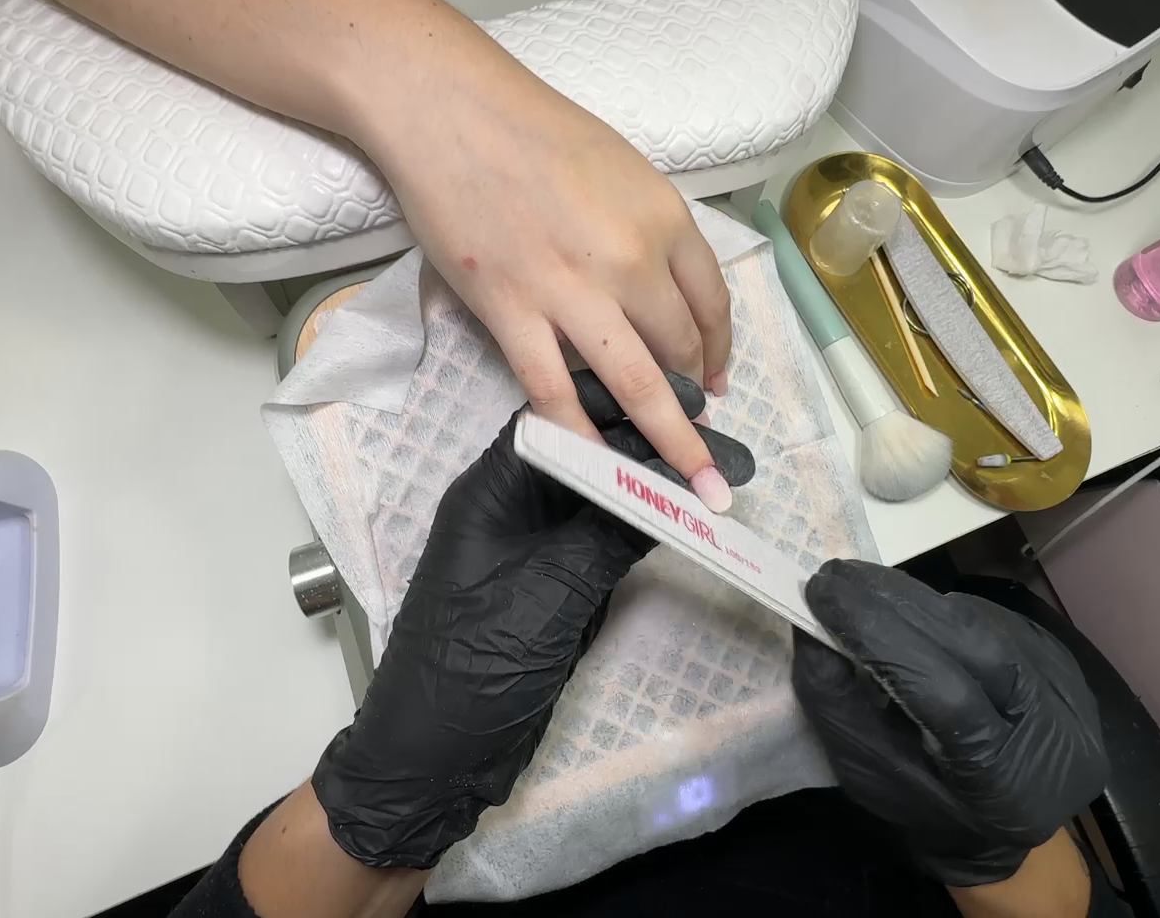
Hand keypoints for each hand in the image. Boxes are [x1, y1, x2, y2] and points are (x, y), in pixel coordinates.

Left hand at [311, 373, 753, 868]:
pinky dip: (645, 525)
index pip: (559, 420)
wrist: (438, 759)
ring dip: (656, 485)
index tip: (684, 401)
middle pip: (589, 454)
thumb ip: (608, 532)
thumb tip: (671, 482)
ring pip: (603, 494)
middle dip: (651, 446)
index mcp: (492, 488)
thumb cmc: (475, 666)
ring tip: (721, 479)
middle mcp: (515, 503)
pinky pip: (606, 536)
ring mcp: (538, 541)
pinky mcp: (557, 577)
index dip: (620, 404)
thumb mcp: (548, 591)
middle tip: (720, 446)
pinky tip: (687, 516)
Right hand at [360, 74, 736, 512]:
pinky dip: (581, 435)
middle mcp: (630, 260)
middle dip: (695, 399)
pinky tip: (600, 464)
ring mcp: (571, 291)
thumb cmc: (536, 130)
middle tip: (699, 433)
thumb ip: (652, 234)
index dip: (721, 351)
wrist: (449, 110)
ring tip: (690, 483)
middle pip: (680, 349)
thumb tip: (662, 298)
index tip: (719, 382)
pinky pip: (554, 392)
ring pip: (634, 384)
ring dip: (669, 441)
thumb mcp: (623, 170)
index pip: (714, 302)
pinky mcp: (512, 313)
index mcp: (664, 217)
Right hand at [791, 561, 1107, 887]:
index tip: (823, 593)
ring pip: (980, 621)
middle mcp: (1054, 734)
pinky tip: (905, 607)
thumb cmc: (921, 807)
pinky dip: (938, 606)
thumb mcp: (864, 768)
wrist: (994, 827)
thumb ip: (834, 700)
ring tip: (862, 586)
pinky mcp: (1059, 658)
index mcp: (1005, 784)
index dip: (879, 636)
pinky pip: (989, 617)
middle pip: (971, 643)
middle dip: (895, 599)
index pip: (944, 694)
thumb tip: (808, 625)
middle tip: (837, 574)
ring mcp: (1066, 689)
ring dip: (914, 597)